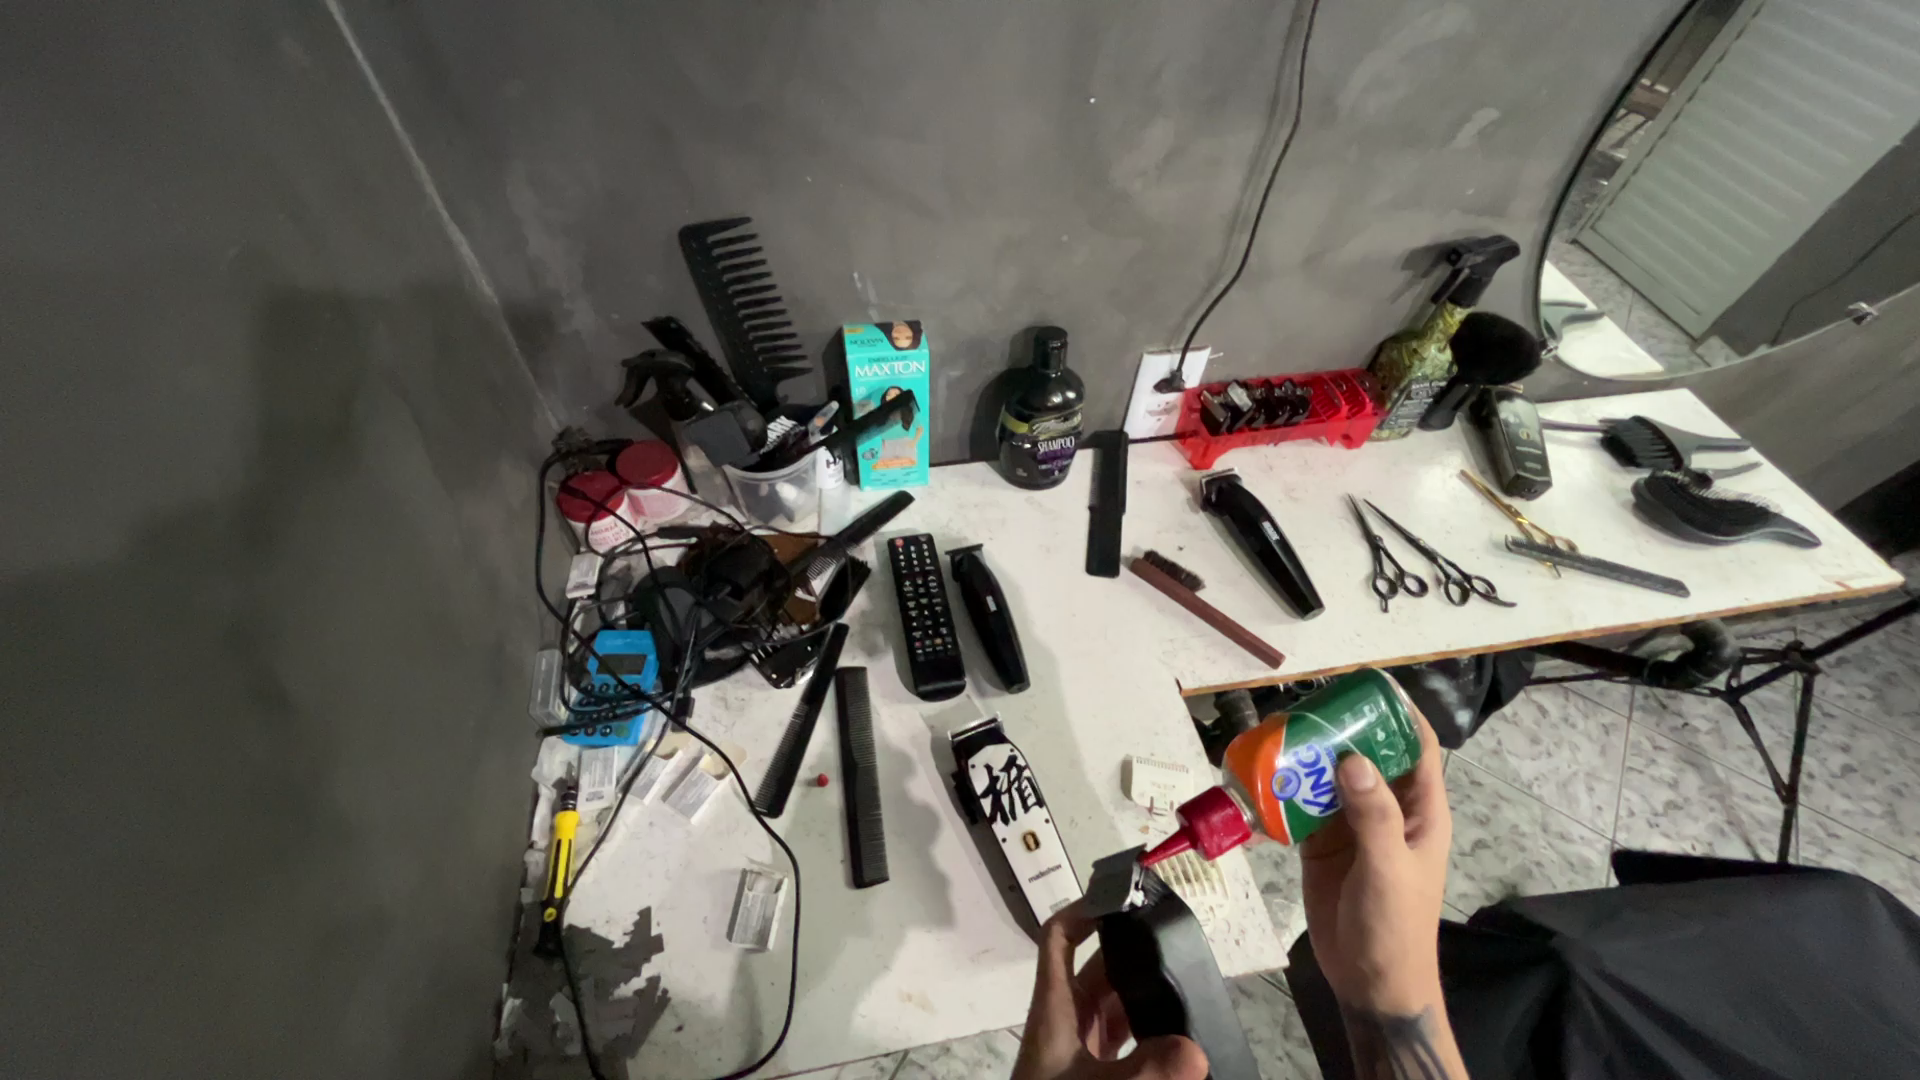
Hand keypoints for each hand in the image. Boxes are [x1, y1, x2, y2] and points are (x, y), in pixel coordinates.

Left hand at [1012, 905, 1208, 1079]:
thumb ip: (1146, 1073)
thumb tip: (1197, 1050)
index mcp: (1055, 1007)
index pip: (1058, 939)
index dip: (1083, 911)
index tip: (1121, 900)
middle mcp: (1067, 1019)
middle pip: (1098, 970)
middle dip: (1135, 956)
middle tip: (1180, 945)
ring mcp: (1081, 1049)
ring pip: (1116, 1007)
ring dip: (1148, 999)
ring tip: (1191, 986)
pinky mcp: (1096, 1073)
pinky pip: (1125, 1043)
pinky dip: (1150, 1038)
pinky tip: (1182, 1042)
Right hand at [1298, 701, 1451, 1013]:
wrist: (1369, 980)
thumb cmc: (1395, 926)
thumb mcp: (1389, 868)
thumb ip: (1373, 815)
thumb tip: (1351, 757)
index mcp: (1420, 811)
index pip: (1417, 748)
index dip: (1399, 713)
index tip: (1368, 684)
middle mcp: (1386, 809)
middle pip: (1366, 754)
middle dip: (1341, 727)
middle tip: (1306, 703)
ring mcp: (1352, 824)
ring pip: (1330, 775)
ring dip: (1307, 755)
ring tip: (1277, 730)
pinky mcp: (1321, 840)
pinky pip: (1303, 803)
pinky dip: (1284, 787)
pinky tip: (1262, 772)